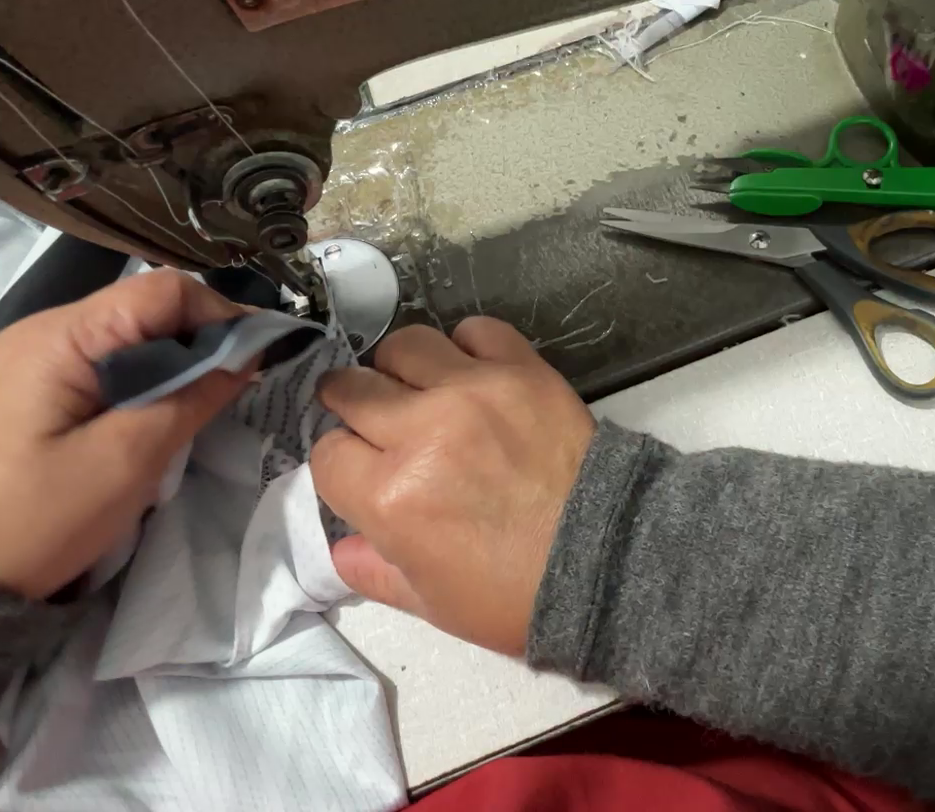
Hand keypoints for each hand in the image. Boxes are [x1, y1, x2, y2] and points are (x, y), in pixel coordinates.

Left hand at [0, 270, 252, 598]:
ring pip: (136, 330)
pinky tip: (168, 404)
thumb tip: (251, 352)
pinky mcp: (39, 382)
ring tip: (210, 395)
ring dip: (181, 356)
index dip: (221, 314)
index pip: (164, 291)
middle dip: (206, 336)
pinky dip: (154, 371)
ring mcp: (38, 356)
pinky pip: (114, 355)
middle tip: (241, 380)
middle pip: (151, 305)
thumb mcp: (130, 458)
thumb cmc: (38, 518)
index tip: (257, 356)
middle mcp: (46, 331)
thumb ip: (195, 395)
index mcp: (60, 339)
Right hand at [312, 318, 595, 654]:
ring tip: (420, 388)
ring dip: (402, 367)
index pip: (328, 454)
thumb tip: (342, 548)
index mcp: (389, 496)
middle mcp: (423, 430)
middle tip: (374, 415)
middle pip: (353, 387)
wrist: (605, 555)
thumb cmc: (515, 592)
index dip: (342, 464)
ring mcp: (474, 391)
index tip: (362, 468)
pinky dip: (468, 346)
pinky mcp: (522, 369)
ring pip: (406, 345)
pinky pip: (478, 330)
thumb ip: (373, 571)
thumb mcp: (430, 604)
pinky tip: (473, 372)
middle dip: (351, 402)